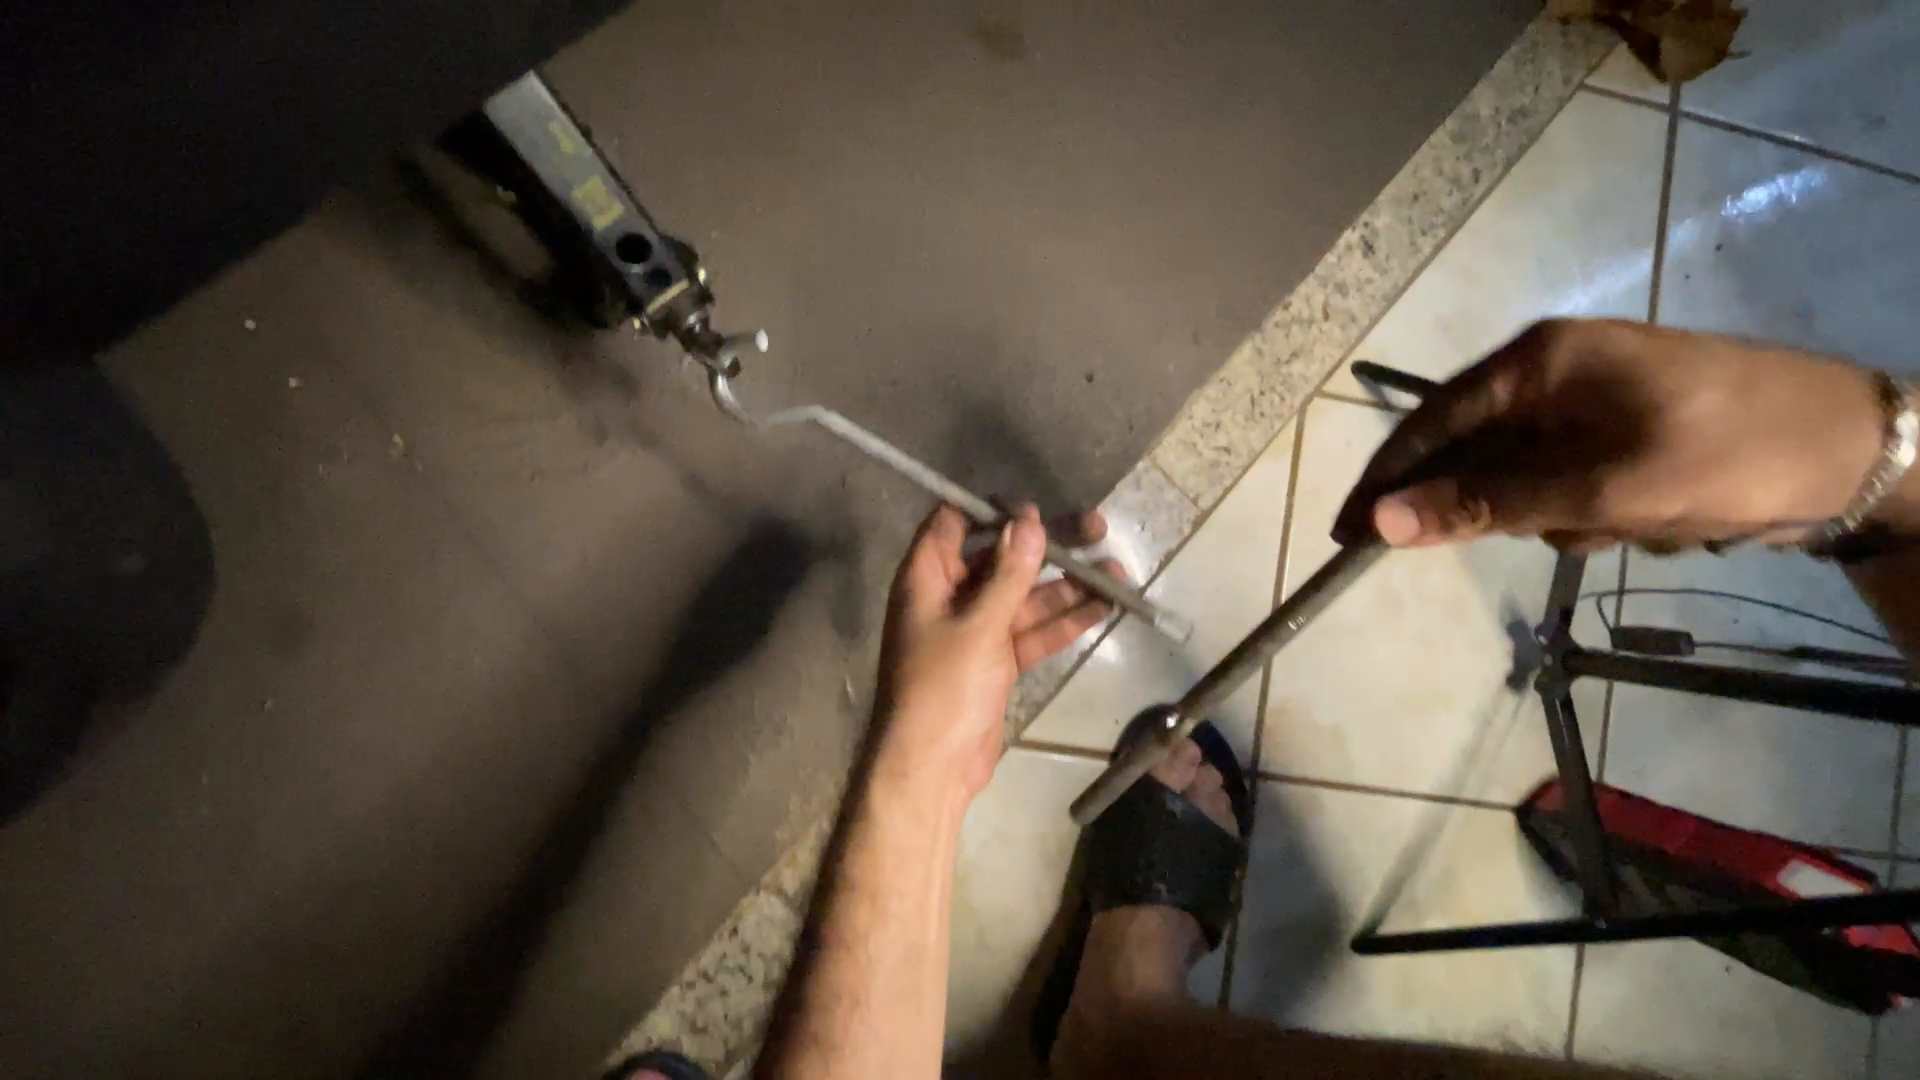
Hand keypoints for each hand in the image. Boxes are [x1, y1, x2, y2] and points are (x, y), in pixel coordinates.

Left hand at [874, 504, 1119, 800]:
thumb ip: (1007, 574)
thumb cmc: (942, 687)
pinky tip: (1105, 608)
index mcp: (928, 577)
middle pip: (1002, 557)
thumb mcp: (978, 626)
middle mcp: (951, 596)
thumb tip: (1029, 521)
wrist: (933, 767)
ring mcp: (976, 630)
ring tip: (1119, 573)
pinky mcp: (997, 660)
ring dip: (1068, 585)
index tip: (1038, 507)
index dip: (995, 511)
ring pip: (1025, 596)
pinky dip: (1064, 622)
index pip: (955, 523)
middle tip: (1098, 528)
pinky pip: (1033, 631)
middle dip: (1048, 546)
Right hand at [1335, 319, 1895, 552]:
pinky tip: (1626, 520)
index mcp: (1536, 361)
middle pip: (1464, 449)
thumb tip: (1378, 523)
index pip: (1428, 424)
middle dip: (1486, 502)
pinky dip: (1571, 511)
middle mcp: (1546, 373)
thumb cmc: (1729, 455)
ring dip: (1539, 513)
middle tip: (1526, 536)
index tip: (1346, 534)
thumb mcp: (1597, 488)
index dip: (1383, 481)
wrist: (1873, 456)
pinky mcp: (1603, 429)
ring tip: (1610, 527)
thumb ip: (1481, 504)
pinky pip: (1548, 479)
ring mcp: (1576, 401)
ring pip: (1508, 473)